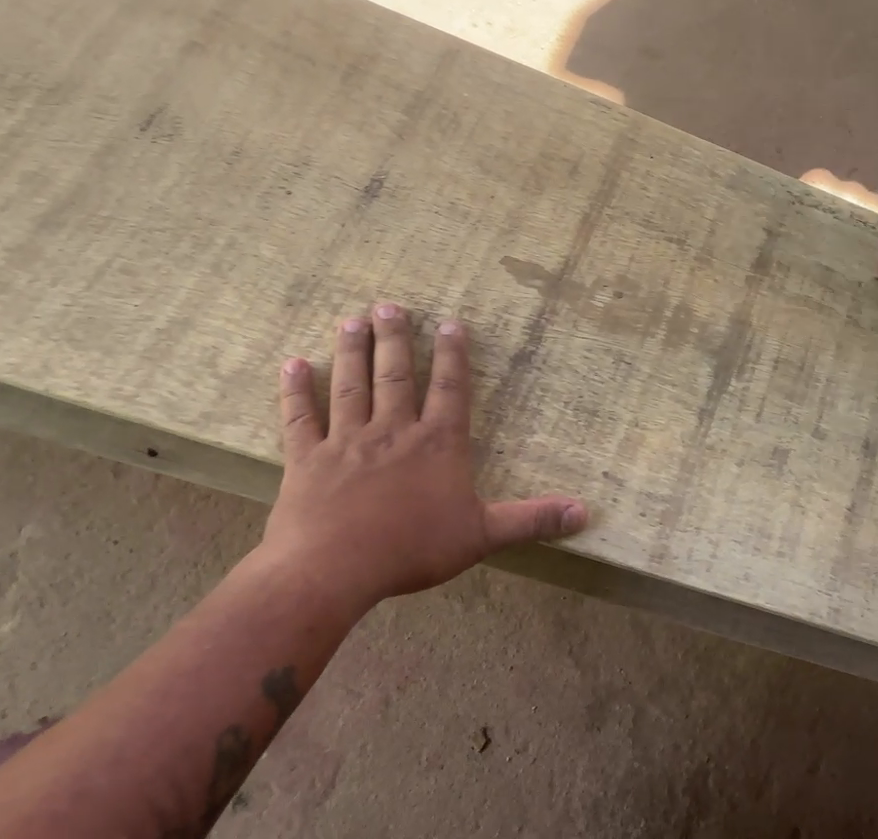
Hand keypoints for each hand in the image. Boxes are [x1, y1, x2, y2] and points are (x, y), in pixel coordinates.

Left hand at [263, 304, 587, 609]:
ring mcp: (346, 442)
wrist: (331, 571)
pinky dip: (295, 391)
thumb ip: (532, 520)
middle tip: (389, 306)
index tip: (451, 322)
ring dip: (352, 351)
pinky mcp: (306, 461)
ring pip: (351, 386)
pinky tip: (293, 364)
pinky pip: (299, 418)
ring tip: (353, 320)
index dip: (453, 355)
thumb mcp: (483, 535)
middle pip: (396, 375)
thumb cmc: (413, 549)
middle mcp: (394, 432)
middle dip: (395, 338)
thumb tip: (585, 513)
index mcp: (438, 444)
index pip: (450, 389)